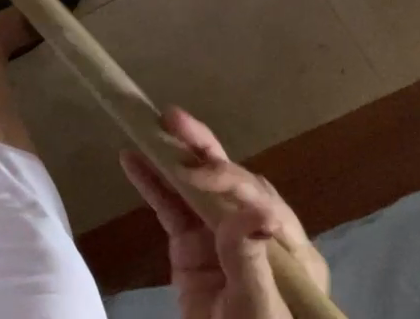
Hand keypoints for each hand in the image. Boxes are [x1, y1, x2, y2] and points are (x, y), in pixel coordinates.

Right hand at [120, 108, 329, 318]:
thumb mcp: (260, 314)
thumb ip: (252, 264)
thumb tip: (253, 213)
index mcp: (289, 251)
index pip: (259, 201)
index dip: (227, 180)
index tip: (195, 174)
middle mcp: (257, 236)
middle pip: (231, 183)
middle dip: (203, 150)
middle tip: (174, 119)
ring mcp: (220, 240)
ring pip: (197, 189)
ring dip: (173, 158)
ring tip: (148, 127)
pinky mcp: (191, 249)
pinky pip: (170, 209)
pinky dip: (152, 183)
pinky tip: (130, 159)